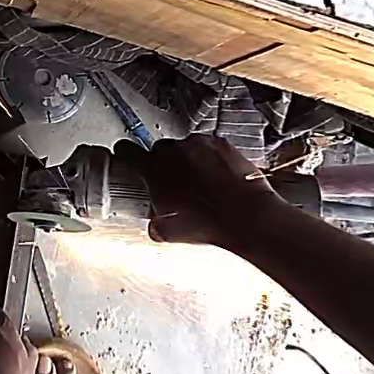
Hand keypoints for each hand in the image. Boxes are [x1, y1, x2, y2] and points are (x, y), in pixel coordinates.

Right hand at [118, 135, 281, 248]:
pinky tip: (218, 176)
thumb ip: (154, 220)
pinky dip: (210, 157)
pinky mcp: (221, 143)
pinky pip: (208, 146)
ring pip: (184, 147)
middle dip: (164, 163)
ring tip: (202, 182)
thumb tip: (155, 224)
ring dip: (188, 160)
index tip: (127, 156)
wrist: (248, 216)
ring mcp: (198, 144)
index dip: (125, 154)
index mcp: (153, 169)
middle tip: (176, 183)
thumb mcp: (169, 230)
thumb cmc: (209, 223)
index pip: (127, 151)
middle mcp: (173, 151)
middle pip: (159, 149)